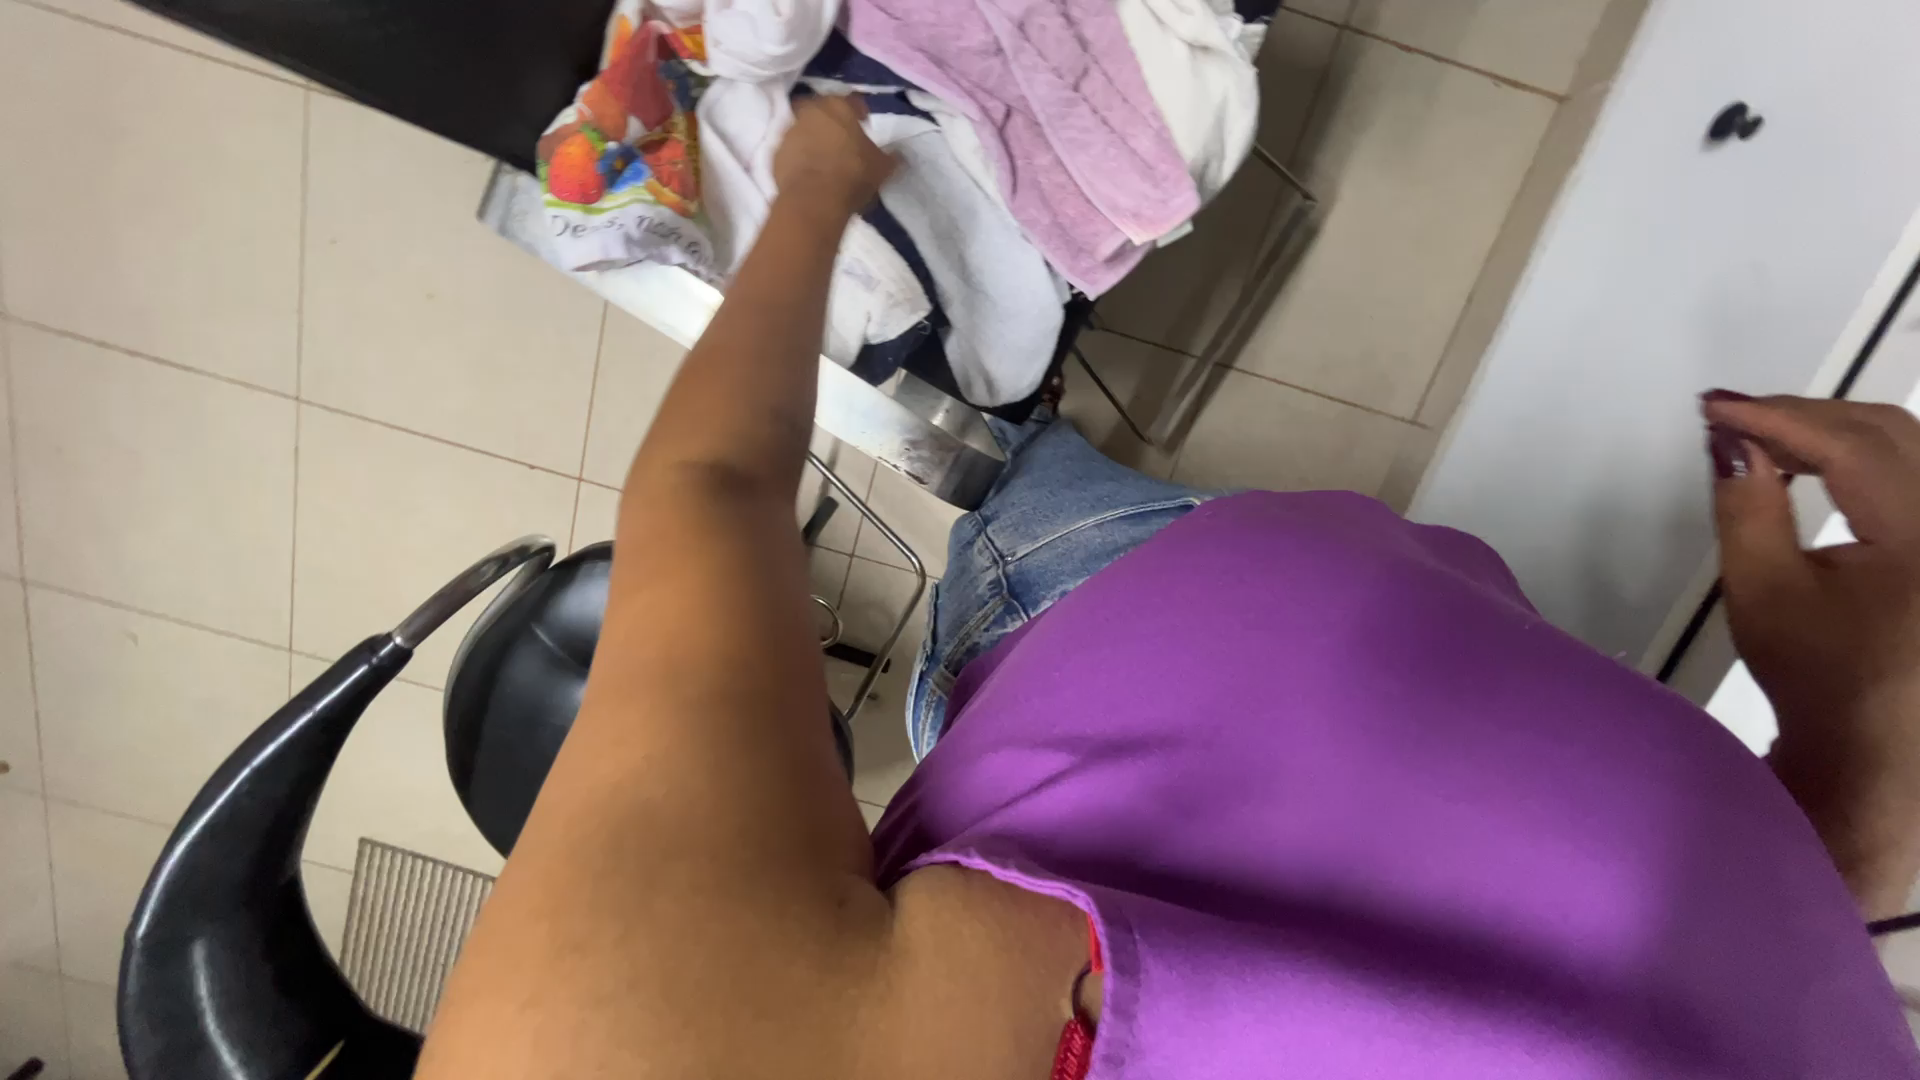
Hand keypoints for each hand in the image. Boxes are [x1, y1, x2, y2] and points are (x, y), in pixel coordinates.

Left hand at [771, 95, 894, 219]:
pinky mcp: (775, 154)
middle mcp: (811, 111)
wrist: (814, 201)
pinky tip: (808, 173)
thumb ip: (890, 158)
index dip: (861, 113)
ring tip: (824, 159)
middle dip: (832, 122)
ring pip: (804, 129)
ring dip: (813, 139)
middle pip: (823, 111)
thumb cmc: (852, 176)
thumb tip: (900, 155)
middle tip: (841, 139)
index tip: (866, 123)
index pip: (853, 102)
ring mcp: (789, 131)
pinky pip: (791, 152)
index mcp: (839, 106)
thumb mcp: (881, 168)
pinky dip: (799, 158)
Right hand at [1705, 392, 1919, 915]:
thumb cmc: (1816, 668)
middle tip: (1731, 417)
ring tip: (1764, 435)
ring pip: (1914, 444)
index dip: (1776, 418)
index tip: (1712, 407)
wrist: (1884, 736)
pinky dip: (1862, 453)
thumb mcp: (1761, 586)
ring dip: (1834, 429)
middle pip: (1895, 432)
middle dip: (1806, 414)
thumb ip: (1747, 505)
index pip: (1853, 448)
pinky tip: (1816, 462)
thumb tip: (1728, 442)